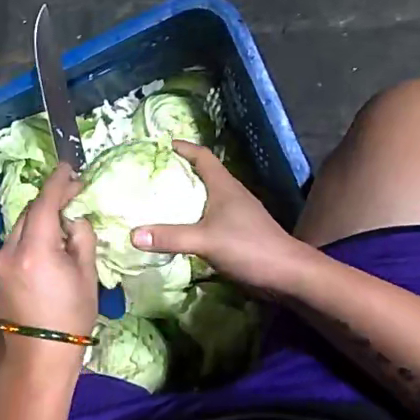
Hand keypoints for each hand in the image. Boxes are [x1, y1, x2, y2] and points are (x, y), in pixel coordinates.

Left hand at [0, 163, 98, 341]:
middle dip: (50, 200)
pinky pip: (14, 242)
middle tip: (73, 194)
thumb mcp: (86, 276)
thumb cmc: (71, 317)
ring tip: (63, 220)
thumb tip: (74, 218)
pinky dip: (31, 234)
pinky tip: (47, 242)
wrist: (39, 356)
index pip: (44, 204)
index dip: (58, 183)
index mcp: (35, 250)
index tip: (70, 168)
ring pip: (20, 226)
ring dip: (40, 218)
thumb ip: (81, 238)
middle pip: (29, 212)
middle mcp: (9, 250)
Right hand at [133, 141, 308, 293]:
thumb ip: (169, 237)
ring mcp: (235, 214)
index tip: (159, 145)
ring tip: (156, 200)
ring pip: (204, 196)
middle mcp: (230, 195)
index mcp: (224, 186)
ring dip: (183, 195)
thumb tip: (132, 234)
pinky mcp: (236, 232)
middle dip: (177, 171)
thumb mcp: (205, 240)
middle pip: (201, 174)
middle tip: (149, 174)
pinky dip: (190, 217)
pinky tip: (176, 228)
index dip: (182, 147)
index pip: (202, 156)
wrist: (287, 274)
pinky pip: (207, 217)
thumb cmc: (249, 247)